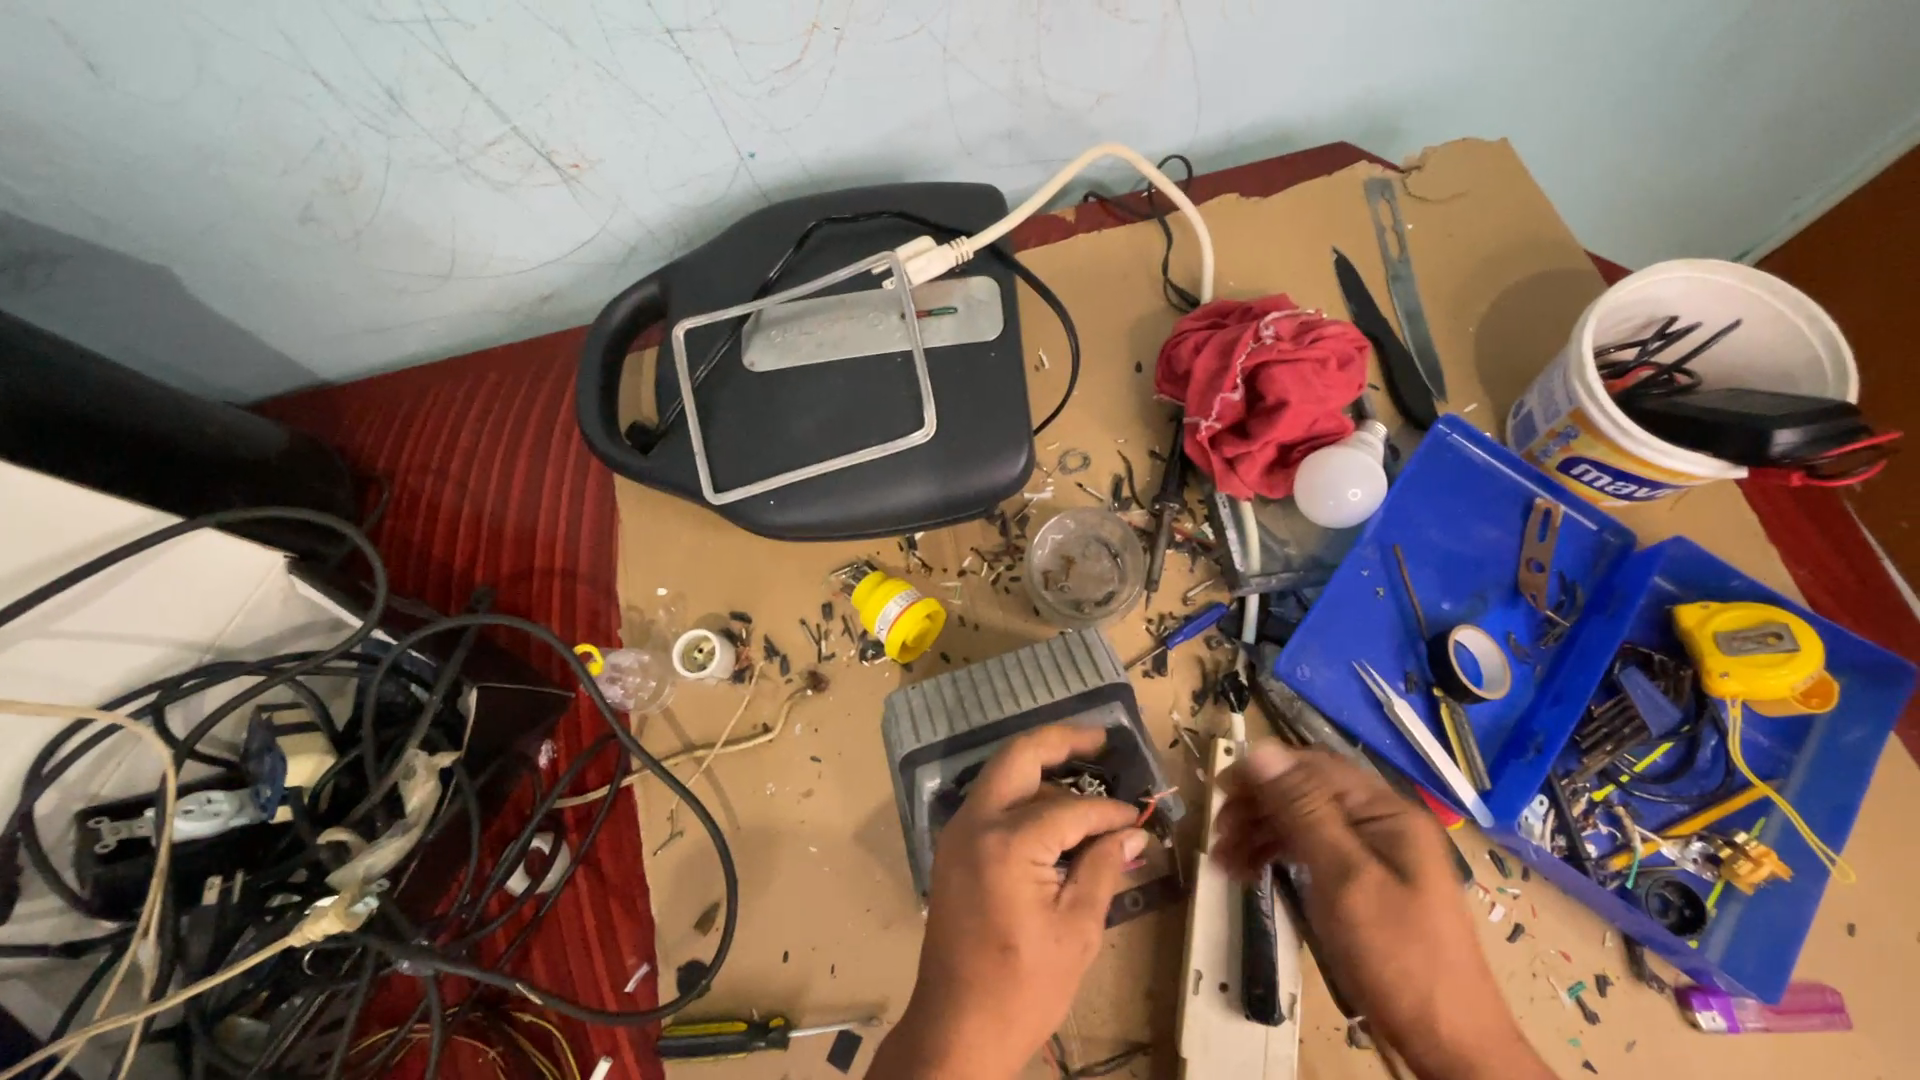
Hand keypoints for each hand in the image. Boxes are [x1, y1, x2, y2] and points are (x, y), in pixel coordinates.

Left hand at [871, 726, 1148, 1079]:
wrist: (957, 1027)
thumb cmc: (1023, 987)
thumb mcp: (1076, 930)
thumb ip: (1103, 868)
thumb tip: (1133, 831)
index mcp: (1007, 843)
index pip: (1070, 808)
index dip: (1109, 811)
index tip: (1138, 815)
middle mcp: (975, 823)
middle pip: (1018, 757)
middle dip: (1060, 741)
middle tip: (1101, 739)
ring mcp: (957, 834)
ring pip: (1001, 776)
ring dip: (1040, 767)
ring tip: (1085, 774)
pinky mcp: (953, 850)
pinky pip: (991, 803)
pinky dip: (1022, 795)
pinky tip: (1054, 808)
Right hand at [1213, 741, 1550, 1079]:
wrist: (1451, 1047)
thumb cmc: (1398, 960)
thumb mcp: (1344, 878)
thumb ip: (1304, 811)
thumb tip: (1262, 752)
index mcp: (1387, 813)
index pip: (1313, 768)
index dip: (1262, 773)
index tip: (1218, 792)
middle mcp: (1383, 824)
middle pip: (1307, 793)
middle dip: (1257, 806)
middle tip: (1217, 833)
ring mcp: (1377, 856)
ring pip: (1305, 823)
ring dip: (1261, 833)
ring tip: (1224, 860)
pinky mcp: (1367, 886)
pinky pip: (1314, 853)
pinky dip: (1280, 857)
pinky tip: (1252, 873)